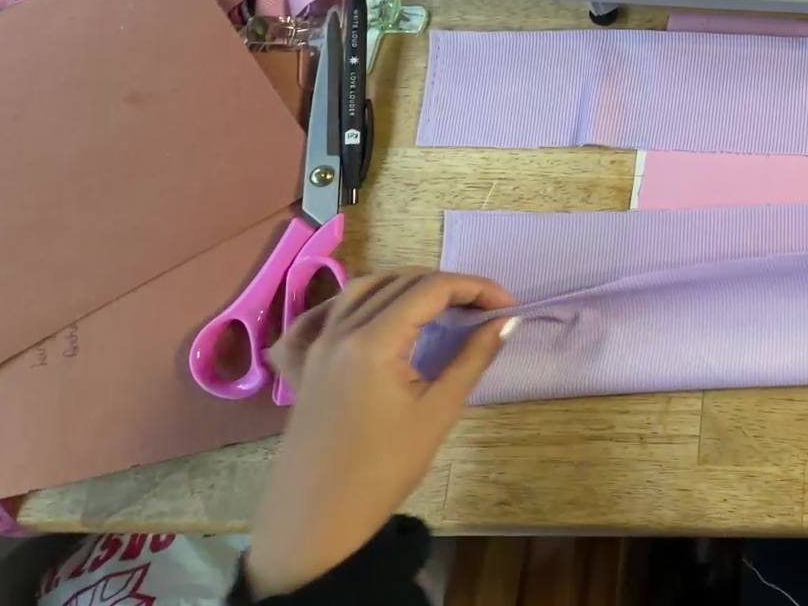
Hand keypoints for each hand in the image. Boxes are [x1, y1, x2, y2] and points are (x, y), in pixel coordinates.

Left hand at [244, 268, 515, 596]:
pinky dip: (343, 306)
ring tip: (438, 302)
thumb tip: (508, 319)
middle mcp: (339, 333)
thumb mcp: (440, 409)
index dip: (476, 288)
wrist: (317, 524)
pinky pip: (313, 321)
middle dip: (448, 285)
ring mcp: (312, 350)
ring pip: (360, 290)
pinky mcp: (299, 370)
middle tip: (482, 308)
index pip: (433, 288)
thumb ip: (475, 355)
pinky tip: (361, 314)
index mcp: (374, 341)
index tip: (507, 306)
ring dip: (403, 285)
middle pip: (399, 282)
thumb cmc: (385, 467)